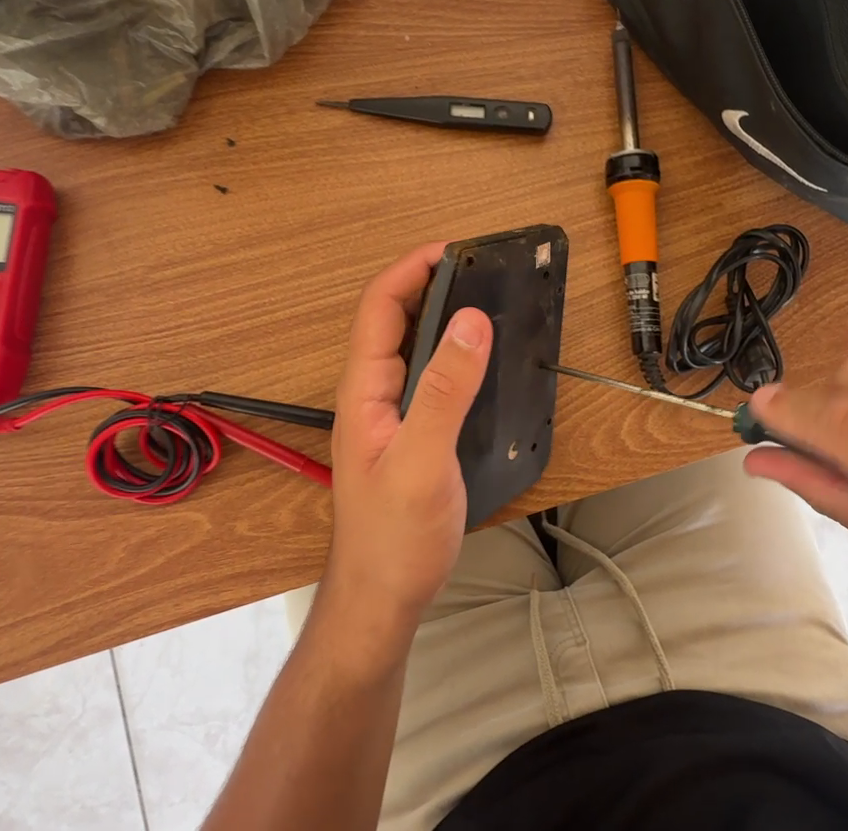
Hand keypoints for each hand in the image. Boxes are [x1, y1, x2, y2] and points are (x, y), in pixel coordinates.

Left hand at [323, 242, 492, 631]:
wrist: (382, 596)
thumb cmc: (395, 536)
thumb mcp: (422, 460)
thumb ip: (444, 392)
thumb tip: (473, 321)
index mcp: (363, 390)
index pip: (378, 308)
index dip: (410, 270)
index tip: (455, 250)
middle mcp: (370, 394)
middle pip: (391, 320)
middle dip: (428, 284)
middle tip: (479, 270)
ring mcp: (387, 416)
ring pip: (409, 348)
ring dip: (439, 315)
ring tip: (484, 300)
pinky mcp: (407, 436)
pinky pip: (425, 377)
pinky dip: (450, 353)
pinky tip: (478, 359)